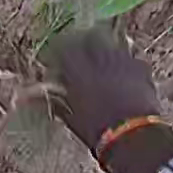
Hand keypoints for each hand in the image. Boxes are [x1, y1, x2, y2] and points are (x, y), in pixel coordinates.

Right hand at [43, 25, 163, 151]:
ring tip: (99, 59)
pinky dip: (122, 60)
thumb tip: (30, 96)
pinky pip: (130, 56)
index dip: (56, 49)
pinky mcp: (141, 68)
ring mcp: (123, 62)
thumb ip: (55, 100)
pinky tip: (120, 71)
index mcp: (79, 72)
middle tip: (76, 52)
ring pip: (112, 43)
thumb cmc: (96, 129)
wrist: (133, 136)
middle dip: (82, 41)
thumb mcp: (70, 116)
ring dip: (103, 48)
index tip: (52, 57)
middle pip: (90, 37)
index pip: (63, 48)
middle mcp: (101, 61)